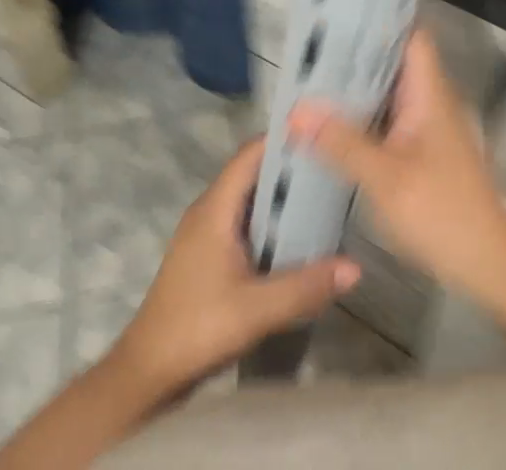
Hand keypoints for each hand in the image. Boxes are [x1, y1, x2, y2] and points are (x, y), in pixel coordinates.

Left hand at [106, 136, 359, 393]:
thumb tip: (356, 267)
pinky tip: (301, 239)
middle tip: (337, 168)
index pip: (250, 155)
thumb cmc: (198, 328)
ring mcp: (206, 234)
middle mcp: (208, 212)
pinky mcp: (209, 256)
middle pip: (253, 174)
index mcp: (214, 210)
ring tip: (329, 198)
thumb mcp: (258, 309)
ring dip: (284, 199)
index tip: (323, 135)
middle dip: (292, 169)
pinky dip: (273, 223)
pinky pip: (246, 224)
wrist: (149, 370)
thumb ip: (307, 286)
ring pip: (250, 201)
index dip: (284, 140)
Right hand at [288, 31, 505, 304]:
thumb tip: (296, 109)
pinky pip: (387, 121)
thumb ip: (341, 142)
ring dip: (353, 90)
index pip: (410, 37)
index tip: (337, 15)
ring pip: (387, 95)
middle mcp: (431, 103)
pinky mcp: (421, 152)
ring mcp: (427, 128)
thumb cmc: (441, 213)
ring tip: (307, 83)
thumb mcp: (385, 178)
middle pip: (393, 64)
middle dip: (353, 57)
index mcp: (429, 95)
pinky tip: (328, 126)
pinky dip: (360, 118)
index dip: (378, 21)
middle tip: (306, 53)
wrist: (486, 261)